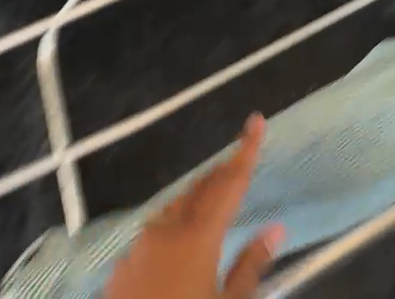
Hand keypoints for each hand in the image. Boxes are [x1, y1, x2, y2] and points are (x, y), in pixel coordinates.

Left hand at [104, 114, 285, 298]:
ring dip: (196, 198)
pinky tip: (179, 244)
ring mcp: (137, 253)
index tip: (256, 121)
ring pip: (173, 209)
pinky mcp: (119, 274)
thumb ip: (250, 266)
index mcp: (198, 238)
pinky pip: (153, 235)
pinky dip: (173, 226)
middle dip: (221, 173)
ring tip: (213, 198)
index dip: (246, 150)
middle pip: (199, 190)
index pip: (230, 182)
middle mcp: (165, 234)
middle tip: (239, 161)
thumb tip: (275, 229)